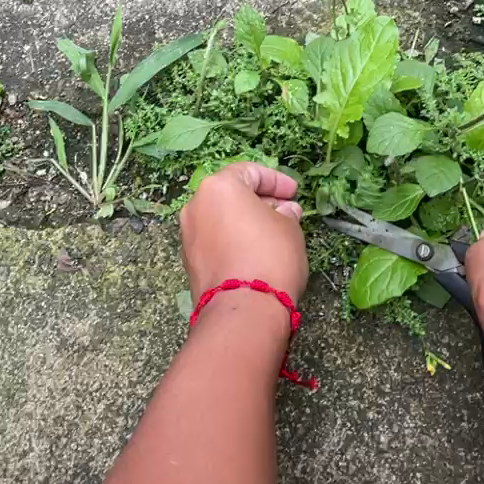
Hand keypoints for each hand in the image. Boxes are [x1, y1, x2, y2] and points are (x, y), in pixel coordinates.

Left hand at [179, 163, 306, 302]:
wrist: (242, 311)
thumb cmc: (270, 256)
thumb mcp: (289, 227)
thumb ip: (286, 212)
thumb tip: (284, 210)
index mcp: (218, 187)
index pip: (249, 172)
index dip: (276, 180)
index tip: (294, 192)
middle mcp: (196, 205)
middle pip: (231, 194)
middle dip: (260, 200)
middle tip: (287, 210)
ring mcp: (189, 234)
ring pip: (222, 217)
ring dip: (246, 220)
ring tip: (275, 232)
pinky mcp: (189, 261)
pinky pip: (215, 239)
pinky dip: (234, 239)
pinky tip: (256, 251)